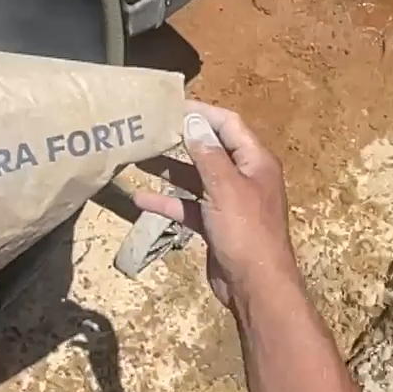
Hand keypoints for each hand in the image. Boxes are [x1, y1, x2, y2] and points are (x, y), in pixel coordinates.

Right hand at [134, 101, 296, 305]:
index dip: (201, 113)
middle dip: (180, 140)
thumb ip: (207, 154)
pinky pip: (188, 206)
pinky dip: (168, 202)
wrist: (255, 285)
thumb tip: (193, 122)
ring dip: (168, 169)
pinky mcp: (214, 224)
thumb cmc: (246, 232)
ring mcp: (228, 202)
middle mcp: (243, 177)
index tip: (170, 106)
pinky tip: (140, 199)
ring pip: (194, 178)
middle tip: (148, 130)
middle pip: (209, 150)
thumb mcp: (226, 188)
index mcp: (255, 161)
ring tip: (137, 158)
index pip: (228, 125)